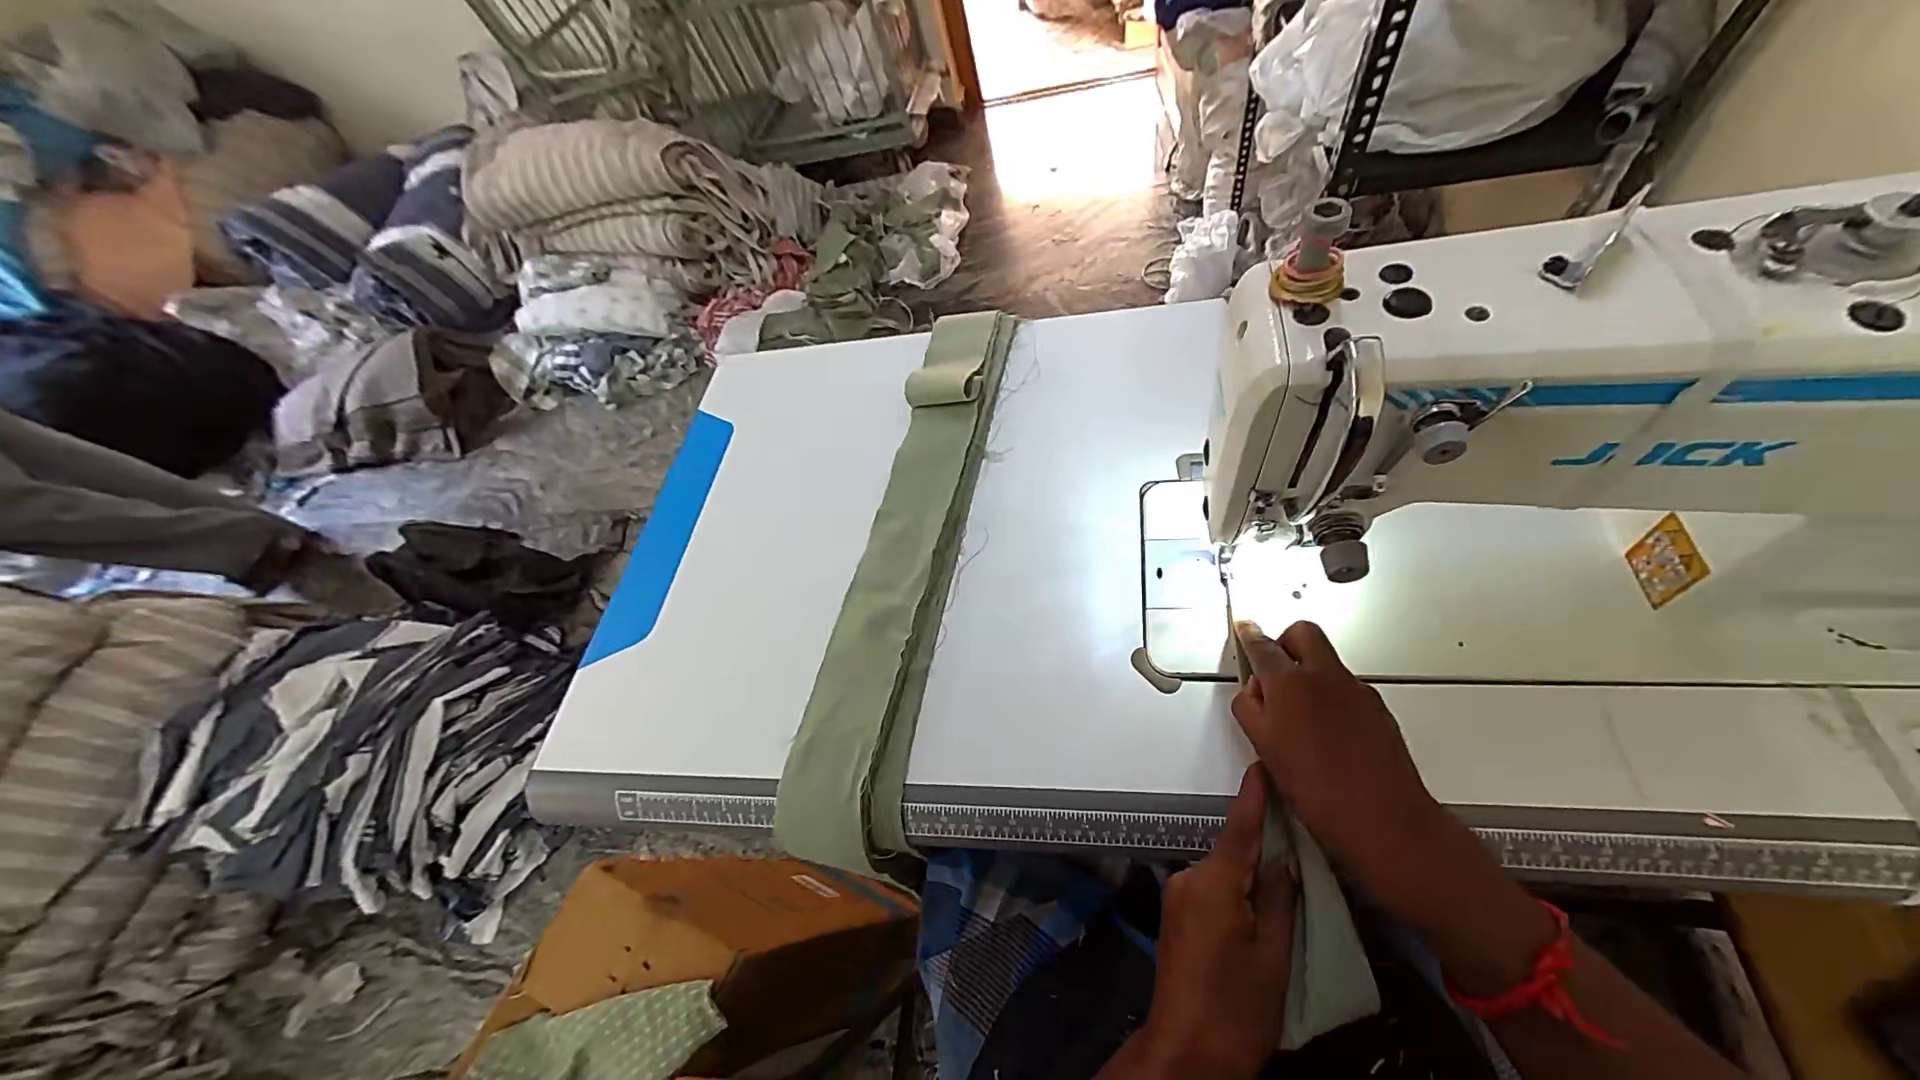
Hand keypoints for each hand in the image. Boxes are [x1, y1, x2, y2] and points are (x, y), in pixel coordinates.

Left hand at [1140, 764, 1295, 1078]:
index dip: (1253, 797)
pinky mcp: (1175, 914)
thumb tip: (1285, 861)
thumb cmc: (1236, 1010)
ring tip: (1284, 897)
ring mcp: (1177, 896)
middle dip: (1262, 849)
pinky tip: (1255, 915)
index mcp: (1214, 884)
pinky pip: (1210, 889)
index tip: (1261, 767)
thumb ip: (1280, 901)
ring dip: (1249, 877)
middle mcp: (1189, 880)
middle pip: (1232, 852)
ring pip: (1222, 873)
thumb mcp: (1274, 956)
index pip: (1238, 829)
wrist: (1187, 1050)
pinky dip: (1234, 892)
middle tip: (1300, 846)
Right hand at [1229, 620, 1442, 910]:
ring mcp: (1357, 691)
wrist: (1382, 821)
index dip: (1250, 636)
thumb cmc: (1323, 792)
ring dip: (1309, 671)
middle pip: (1303, 633)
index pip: (1263, 645)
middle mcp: (1326, 678)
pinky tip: (1324, 731)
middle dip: (1284, 641)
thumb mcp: (1263, 747)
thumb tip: (1253, 696)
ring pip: (1327, 660)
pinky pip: (1347, 687)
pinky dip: (1332, 695)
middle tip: (1273, 664)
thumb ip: (1250, 708)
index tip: (1246, 630)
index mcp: (1290, 684)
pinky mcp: (1377, 709)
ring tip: (1298, 712)